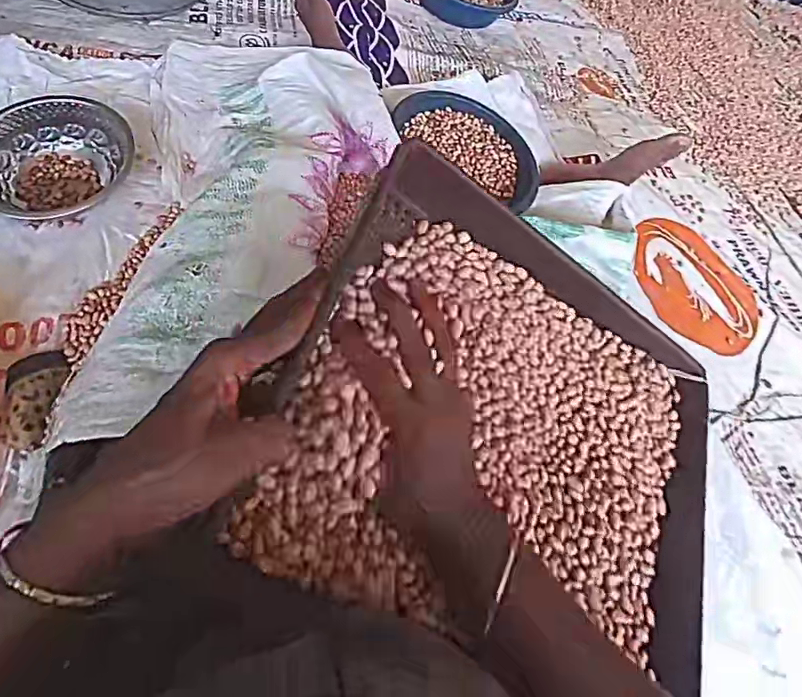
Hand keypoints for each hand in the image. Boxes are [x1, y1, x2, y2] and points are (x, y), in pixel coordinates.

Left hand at [10, 268, 325, 584]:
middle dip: (300, 300)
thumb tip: (301, 427)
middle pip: (270, 323)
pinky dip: (283, 361)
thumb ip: (276, 435)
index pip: (279, 327)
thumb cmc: (169, 473)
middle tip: (333, 278)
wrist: (116, 505)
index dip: (310, 303)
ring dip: (292, 327)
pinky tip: (299, 370)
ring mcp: (218, 384)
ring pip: (265, 347)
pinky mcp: (218, 407)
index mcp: (225, 362)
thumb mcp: (230, 457)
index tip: (336, 275)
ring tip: (324, 312)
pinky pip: (261, 373)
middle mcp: (221, 363)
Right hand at [335, 282, 490, 542]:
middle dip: (394, 311)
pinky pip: (450, 357)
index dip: (357, 345)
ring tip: (413, 282)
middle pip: (414, 345)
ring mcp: (454, 396)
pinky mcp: (462, 398)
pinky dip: (440, 332)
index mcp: (410, 422)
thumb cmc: (413, 506)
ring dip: (426, 309)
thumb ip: (370, 433)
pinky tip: (431, 317)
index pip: (378, 372)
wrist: (461, 519)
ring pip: (441, 342)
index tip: (339, 321)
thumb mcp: (380, 475)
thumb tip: (355, 404)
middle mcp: (437, 401)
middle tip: (377, 285)